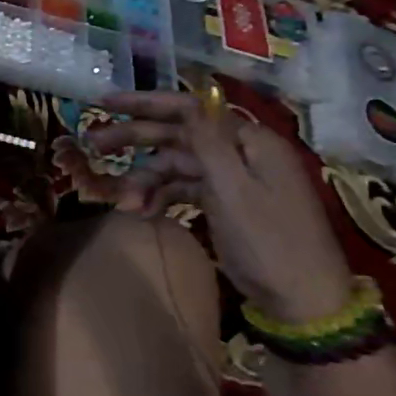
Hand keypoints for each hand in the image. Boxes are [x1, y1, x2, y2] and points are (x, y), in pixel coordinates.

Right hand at [90, 91, 354, 324]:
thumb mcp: (234, 189)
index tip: (105, 104)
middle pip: (178, 135)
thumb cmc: (269, 240)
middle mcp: (240, 153)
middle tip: (93, 144)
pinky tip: (143, 214)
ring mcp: (231, 179)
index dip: (146, 104)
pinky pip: (182, 189)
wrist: (301, 297)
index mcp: (249, 142)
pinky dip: (160, 198)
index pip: (191, 109)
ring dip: (146, 180)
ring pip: (175, 166)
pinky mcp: (223, 203)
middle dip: (136, 140)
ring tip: (124, 203)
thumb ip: (209, 143)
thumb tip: (192, 98)